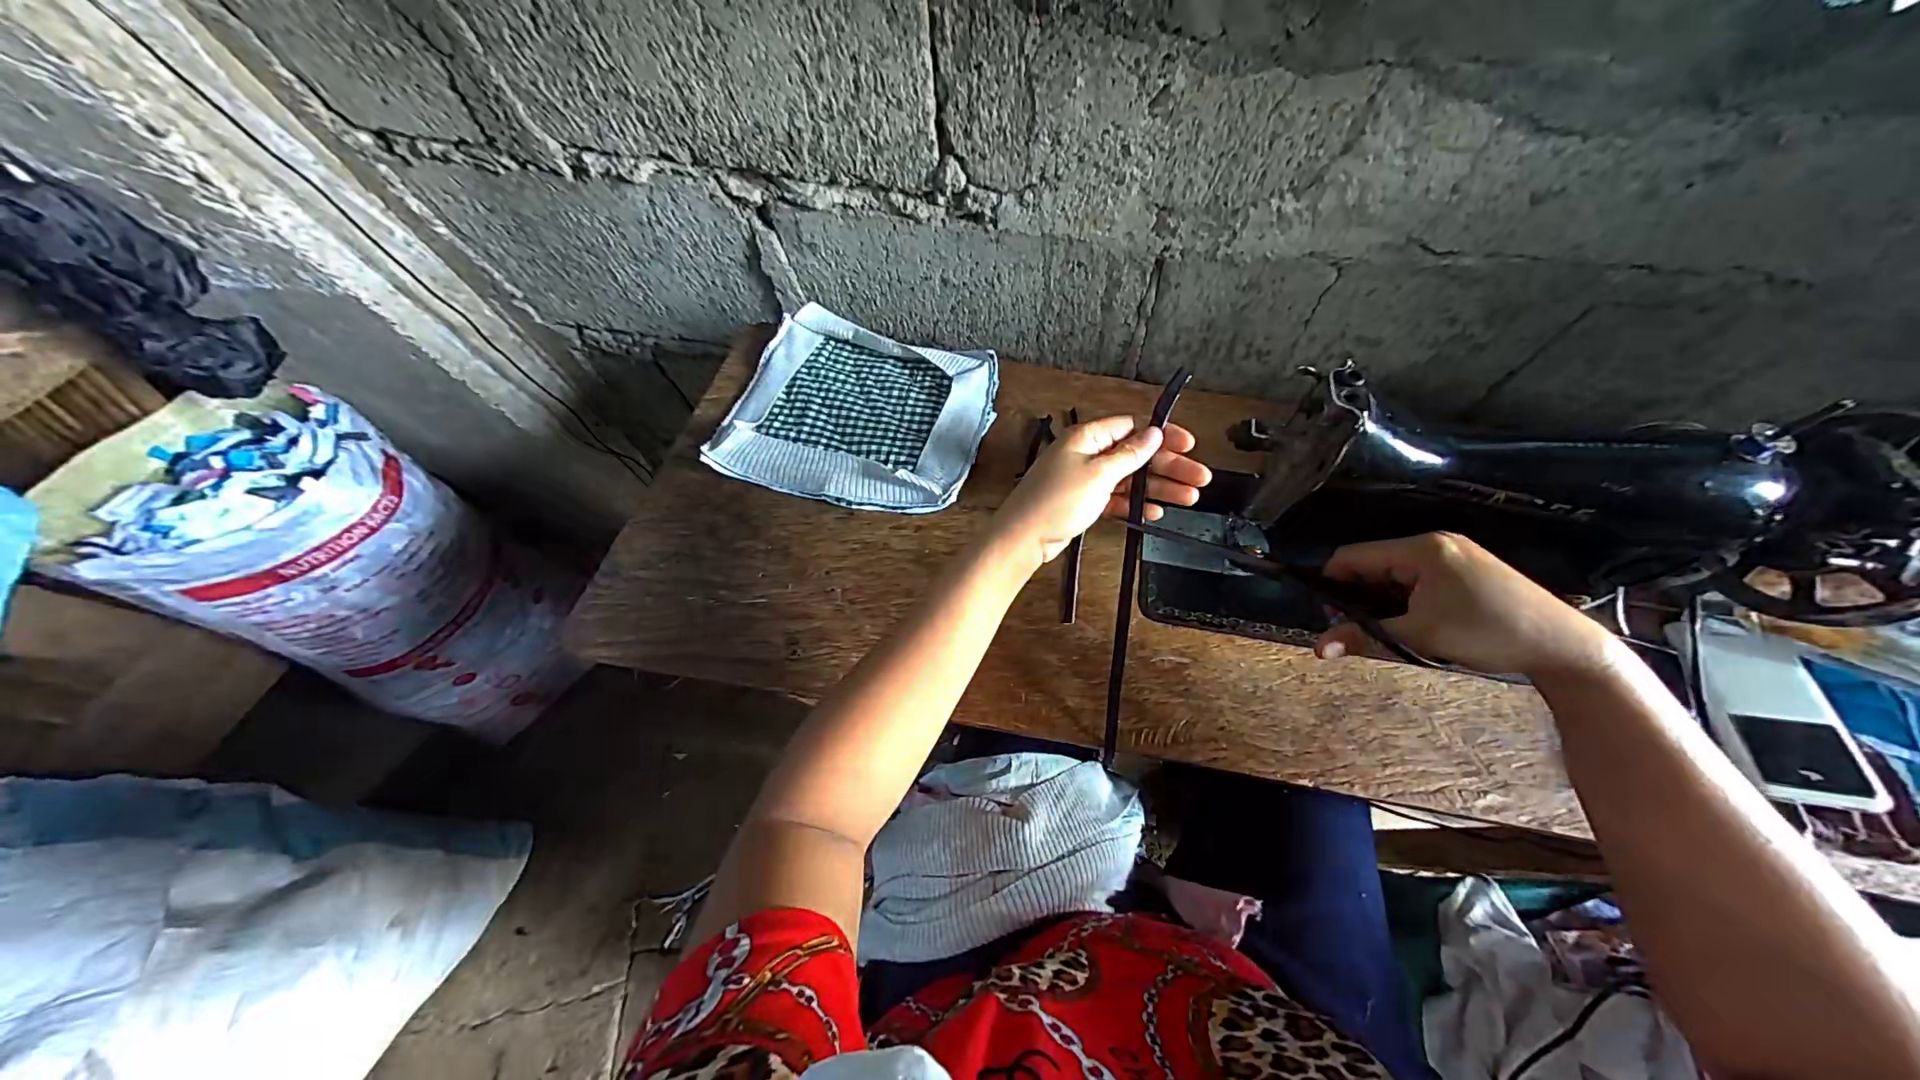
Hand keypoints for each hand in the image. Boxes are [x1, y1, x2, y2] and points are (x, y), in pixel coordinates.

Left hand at [991, 415, 1212, 565]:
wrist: (1024, 538)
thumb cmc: (1052, 502)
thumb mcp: (1099, 474)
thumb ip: (1129, 455)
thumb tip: (1153, 434)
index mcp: (1086, 438)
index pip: (1133, 427)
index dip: (1163, 435)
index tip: (1188, 445)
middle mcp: (1086, 455)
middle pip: (1136, 455)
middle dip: (1168, 466)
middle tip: (1198, 477)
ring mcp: (1085, 479)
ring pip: (1130, 479)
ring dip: (1159, 488)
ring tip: (1188, 497)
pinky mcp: (1083, 502)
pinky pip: (1117, 499)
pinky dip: (1136, 504)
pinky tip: (1156, 511)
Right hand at [1313, 532, 1614, 678]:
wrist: (1565, 647)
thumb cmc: (1488, 634)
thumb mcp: (1419, 636)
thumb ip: (1364, 637)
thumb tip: (1318, 649)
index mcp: (1420, 549)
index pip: (1352, 556)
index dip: (1331, 583)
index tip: (1327, 615)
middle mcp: (1435, 543)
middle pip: (1373, 563)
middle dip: (1358, 594)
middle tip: (1355, 627)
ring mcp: (1454, 554)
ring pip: (1395, 573)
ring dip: (1383, 599)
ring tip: (1388, 628)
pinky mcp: (1468, 569)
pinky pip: (1418, 578)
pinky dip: (1406, 599)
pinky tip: (1415, 621)